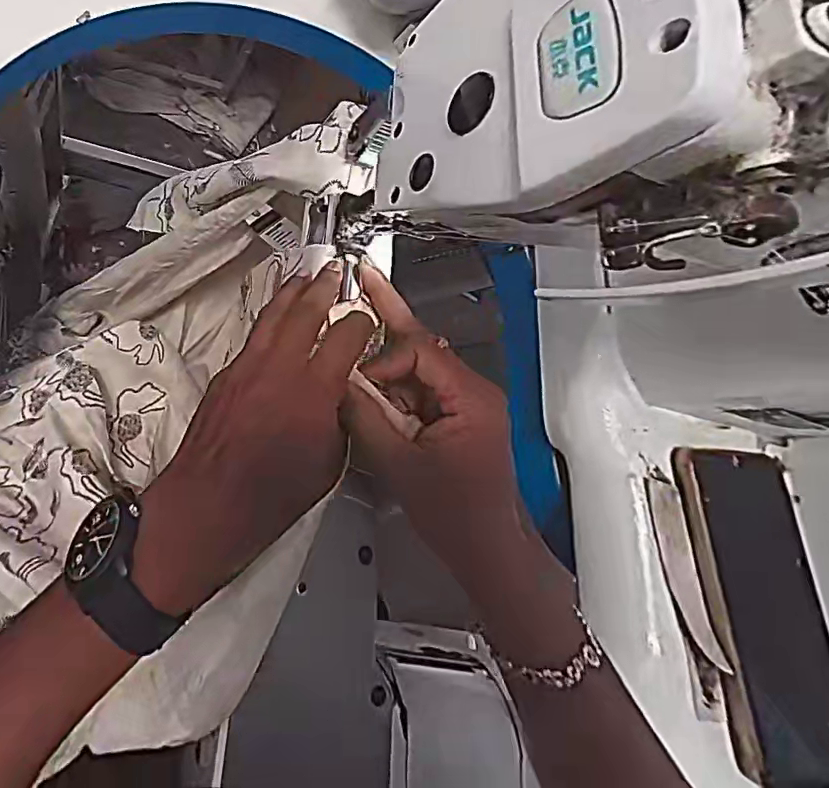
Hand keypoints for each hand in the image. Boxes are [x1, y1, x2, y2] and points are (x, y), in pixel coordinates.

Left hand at [134, 264, 375, 615]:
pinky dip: (270, 320)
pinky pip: (254, 337)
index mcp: (314, 390)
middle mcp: (280, 368)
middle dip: (325, 286)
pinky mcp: (227, 374)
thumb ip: (339, 417)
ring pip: (274, 316)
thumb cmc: (270, 496)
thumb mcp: (328, 461)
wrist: (207, 504)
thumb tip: (341, 393)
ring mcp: (248, 367)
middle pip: (306, 310)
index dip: (362, 322)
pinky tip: (277, 320)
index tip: (367, 319)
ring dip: (292, 292)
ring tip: (305, 277)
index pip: (347, 335)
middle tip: (335, 271)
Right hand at [341, 263, 542, 602]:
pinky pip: (417, 388)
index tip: (355, 383)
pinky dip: (392, 388)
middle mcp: (472, 391)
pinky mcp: (454, 415)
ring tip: (357, 359)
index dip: (381, 362)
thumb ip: (366, 417)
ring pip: (416, 367)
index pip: (419, 352)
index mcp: (470, 397)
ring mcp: (464, 402)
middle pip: (420, 346)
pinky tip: (370, 389)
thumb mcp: (400, 465)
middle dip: (386, 320)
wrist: (488, 549)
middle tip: (364, 279)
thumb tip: (340, 382)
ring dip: (384, 369)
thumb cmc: (460, 517)